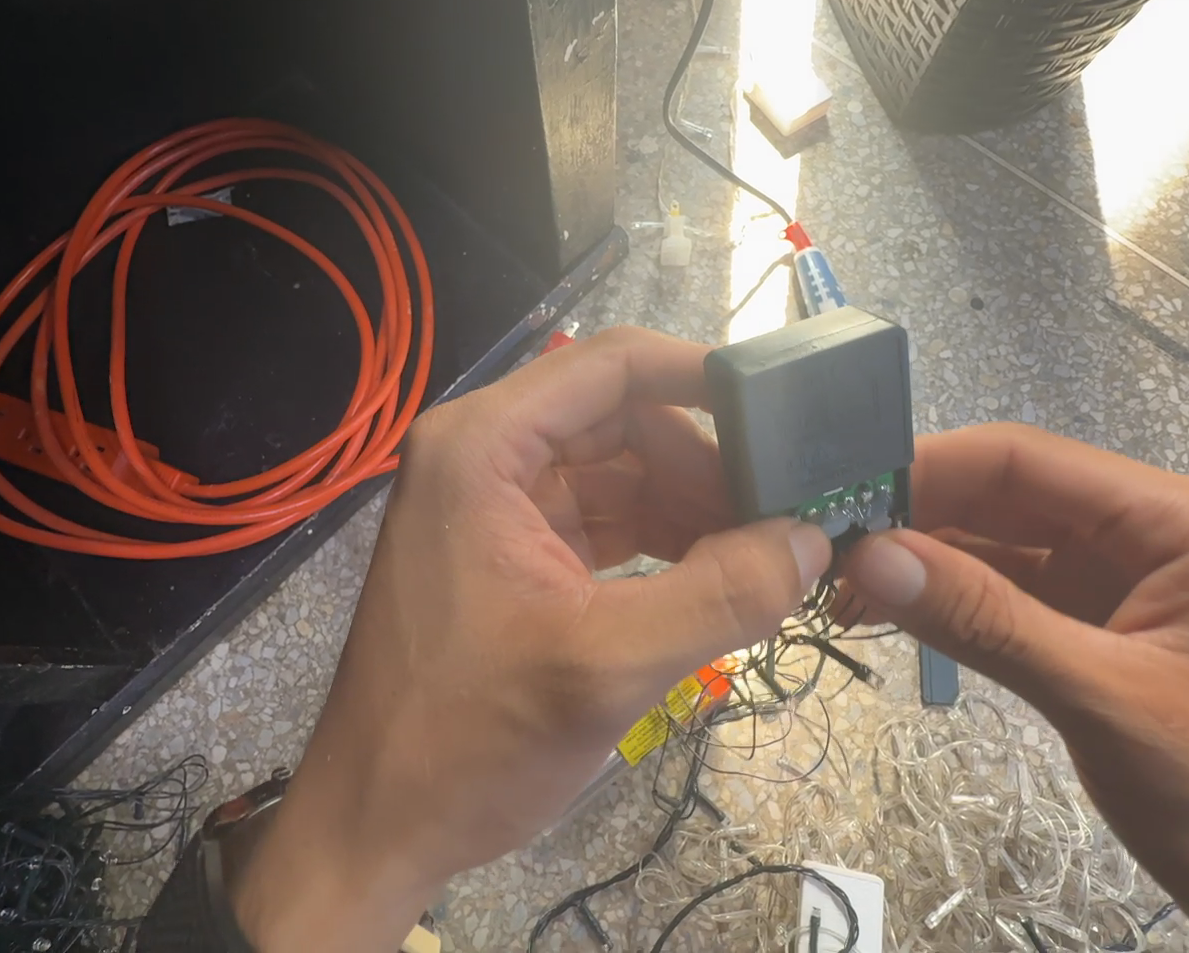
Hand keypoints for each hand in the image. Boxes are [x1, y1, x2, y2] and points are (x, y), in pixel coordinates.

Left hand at [226, 328, 832, 950]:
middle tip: (785, 508)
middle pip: (622, 417)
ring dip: (690, 503)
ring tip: (762, 550)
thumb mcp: (605, 666)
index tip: (783, 411)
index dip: (703, 374)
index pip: (612, 364)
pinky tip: (714, 572)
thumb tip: (811, 540)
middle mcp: (485, 453)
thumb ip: (721, 596)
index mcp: (484, 445)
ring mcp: (498, 501)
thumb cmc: (468, 740)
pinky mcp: (513, 547)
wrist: (377, 824)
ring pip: (619, 468)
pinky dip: (661, 537)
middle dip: (706, 460)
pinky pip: (603, 516)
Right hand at [838, 423, 1188, 952]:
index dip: (924, 470)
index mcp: (1188, 524)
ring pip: (1011, 550)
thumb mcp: (1112, 707)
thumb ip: (984, 619)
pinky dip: (963, 608)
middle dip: (917, 523)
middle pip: (1012, 499)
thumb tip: (867, 553)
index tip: (839, 501)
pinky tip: (906, 619)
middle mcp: (1164, 540)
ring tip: (849, 595)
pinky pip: (1026, 600)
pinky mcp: (1125, 639)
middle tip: (829, 558)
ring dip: (932, 568)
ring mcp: (1143, 591)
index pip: (1025, 459)